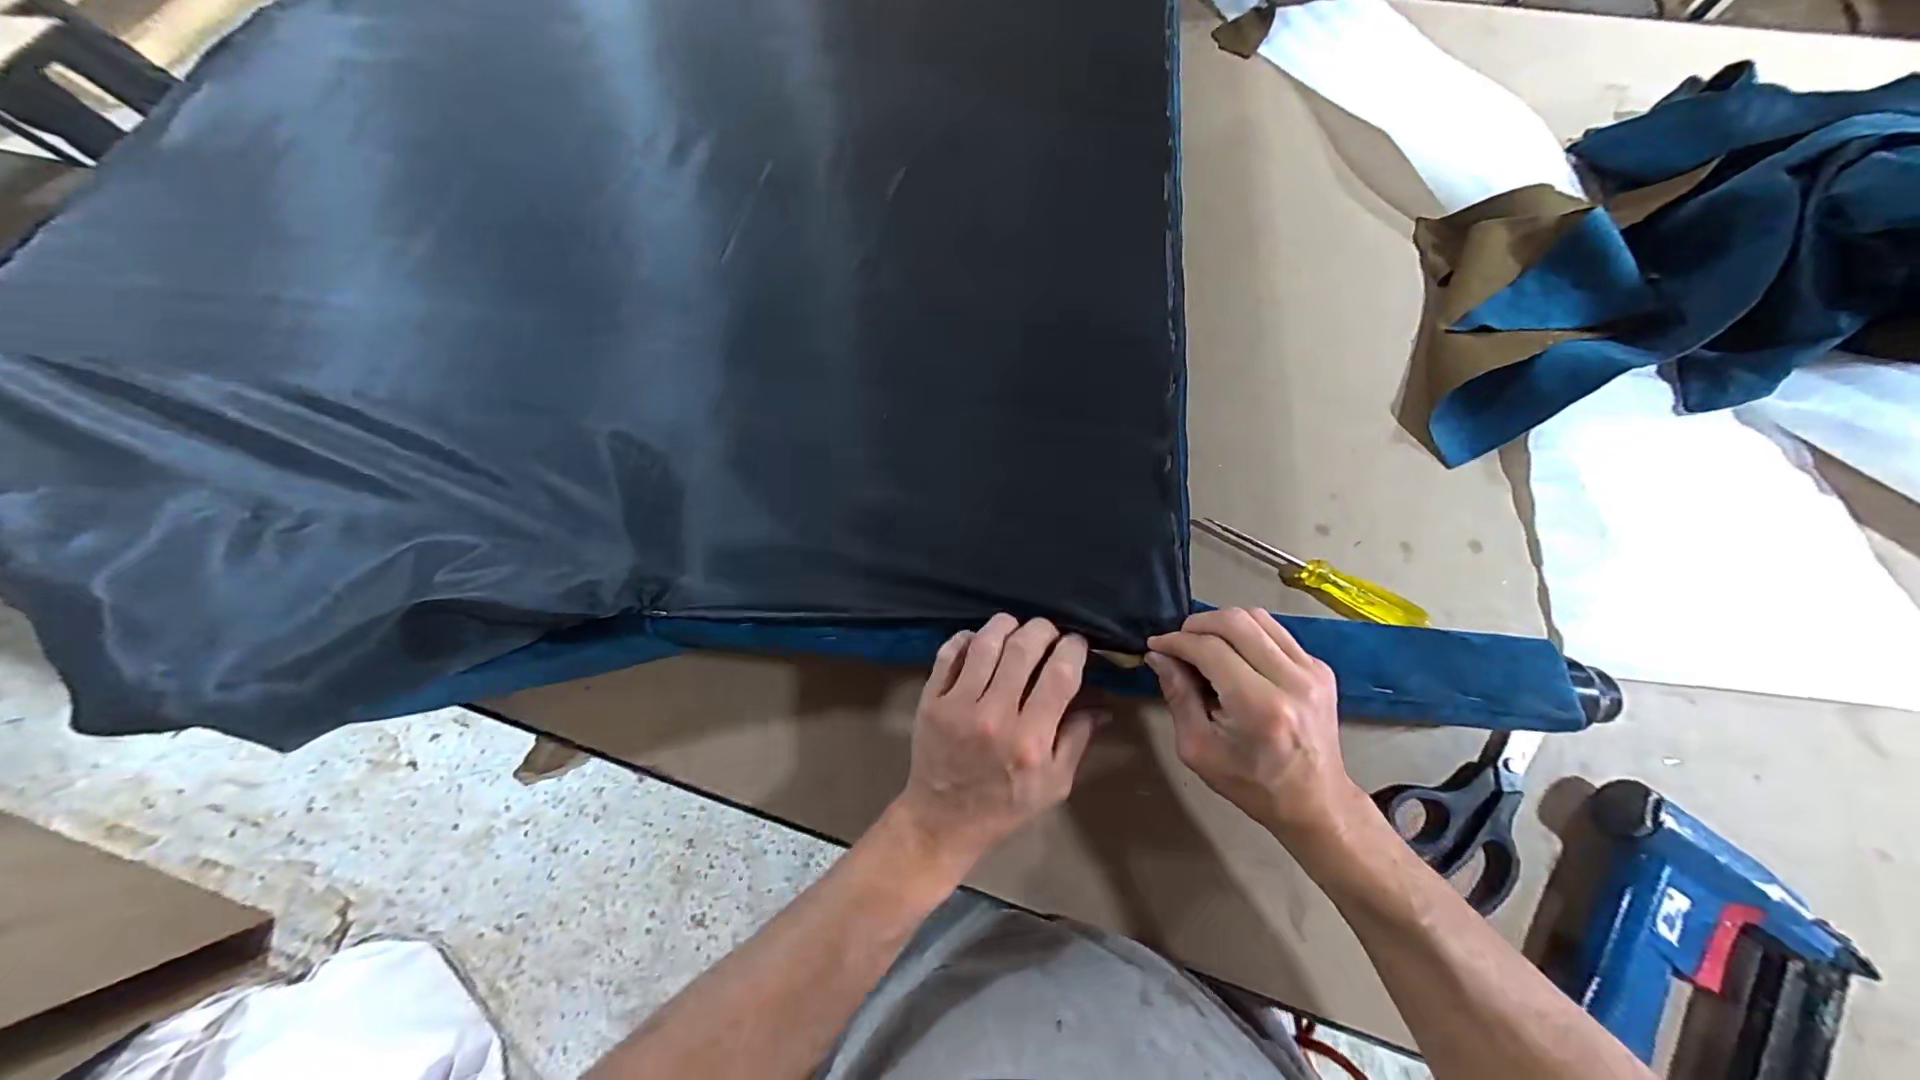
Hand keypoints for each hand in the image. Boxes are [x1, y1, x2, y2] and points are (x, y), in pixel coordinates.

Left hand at [890, 614, 1102, 867]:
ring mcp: (957, 705)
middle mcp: (994, 716)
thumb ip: (1078, 739)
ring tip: (1016, 628)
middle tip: (1050, 632)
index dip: (1074, 648)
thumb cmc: (1005, 806)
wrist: (943, 821)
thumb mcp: (1054, 785)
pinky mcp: (931, 700)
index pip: (1060, 674)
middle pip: (1023, 648)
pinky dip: (966, 638)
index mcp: (1031, 739)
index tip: (1077, 644)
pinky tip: (979, 641)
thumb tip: (1103, 705)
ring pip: (985, 643)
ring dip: (1006, 625)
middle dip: (1044, 629)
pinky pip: (948, 653)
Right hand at [1146, 608, 1366, 847]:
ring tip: (1202, 644)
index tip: (1156, 645)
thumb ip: (1178, 696)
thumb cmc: (1251, 783)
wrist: (1315, 801)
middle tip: (1178, 641)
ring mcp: (1312, 670)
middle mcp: (1292, 680)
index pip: (1210, 649)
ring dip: (1222, 624)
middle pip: (1236, 621)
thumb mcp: (1198, 748)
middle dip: (1197, 624)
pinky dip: (1246, 634)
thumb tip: (1158, 656)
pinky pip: (1275, 631)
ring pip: (1257, 617)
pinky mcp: (1320, 668)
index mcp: (1260, 706)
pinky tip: (1233, 656)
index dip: (1176, 641)